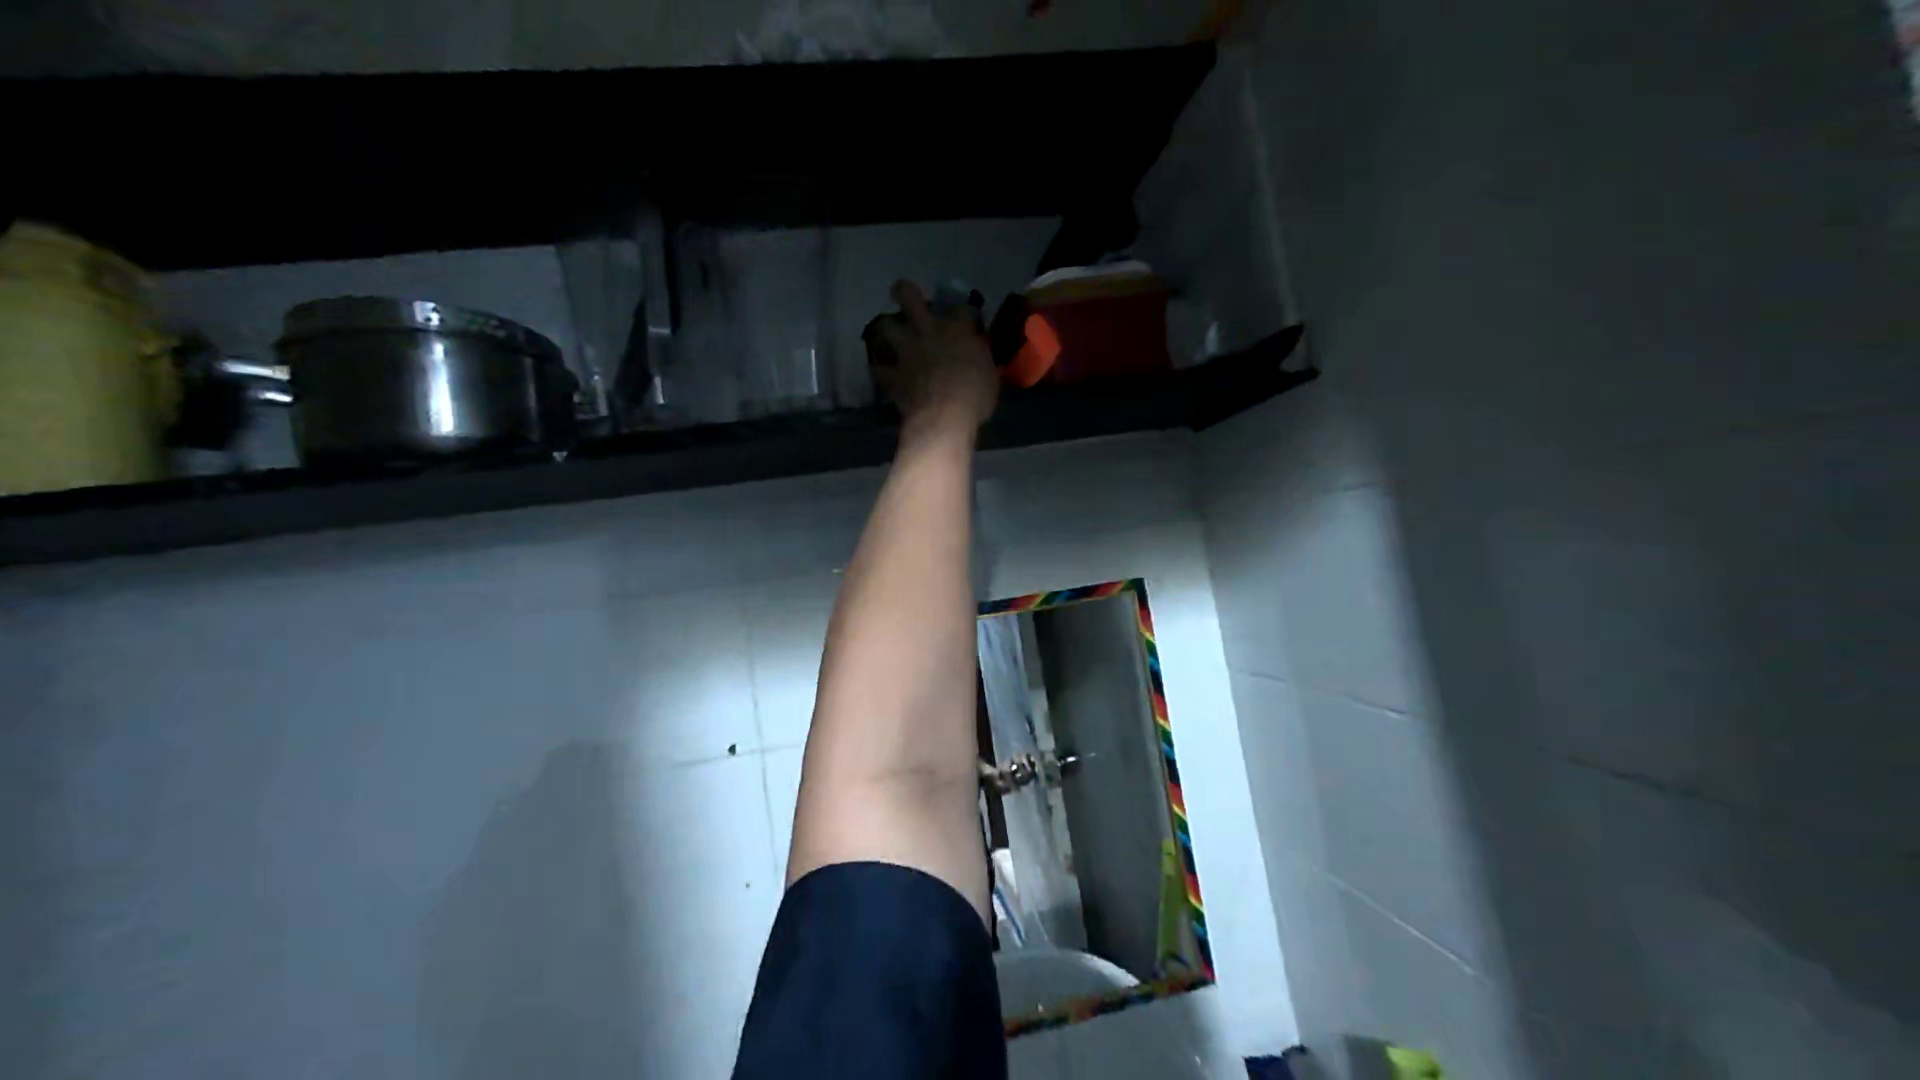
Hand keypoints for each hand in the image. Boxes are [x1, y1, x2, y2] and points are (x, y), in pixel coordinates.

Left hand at [873, 280, 997, 437]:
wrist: (944, 416)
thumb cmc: (975, 395)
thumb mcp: (989, 372)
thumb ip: (979, 357)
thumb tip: (976, 353)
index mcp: (957, 328)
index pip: (959, 306)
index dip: (959, 310)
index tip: (962, 319)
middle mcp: (927, 331)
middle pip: (908, 295)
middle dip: (905, 291)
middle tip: (904, 295)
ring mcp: (906, 351)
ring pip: (885, 326)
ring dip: (887, 329)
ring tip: (889, 336)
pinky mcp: (891, 375)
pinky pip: (878, 368)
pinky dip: (880, 370)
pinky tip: (881, 373)